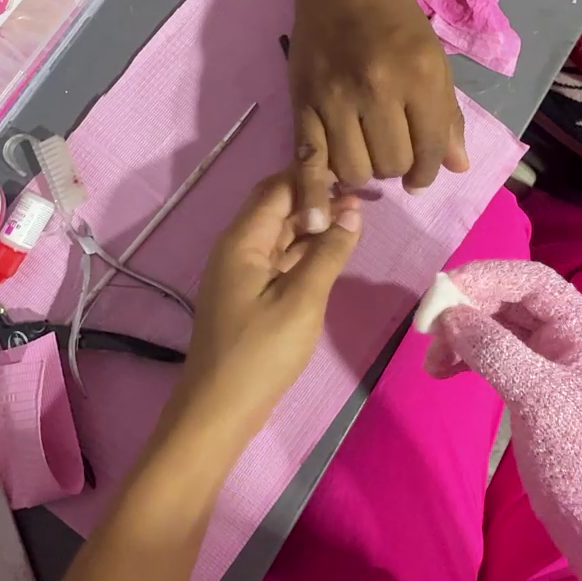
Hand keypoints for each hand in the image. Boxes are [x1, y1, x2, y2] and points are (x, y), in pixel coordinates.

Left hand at [175, 174, 363, 437]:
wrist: (220, 408)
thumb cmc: (261, 352)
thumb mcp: (302, 300)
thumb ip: (329, 253)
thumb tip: (353, 210)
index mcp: (242, 240)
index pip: (278, 188)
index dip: (315, 177)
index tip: (354, 172)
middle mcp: (237, 247)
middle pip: (277, 206)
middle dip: (316, 198)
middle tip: (361, 194)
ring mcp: (242, 271)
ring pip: (280, 232)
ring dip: (314, 224)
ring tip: (356, 218)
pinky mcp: (250, 293)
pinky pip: (280, 258)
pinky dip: (306, 250)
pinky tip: (334, 250)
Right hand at [289, 0, 468, 232]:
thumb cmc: (395, 16)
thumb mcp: (433, 58)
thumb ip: (447, 113)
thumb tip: (455, 167)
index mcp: (419, 75)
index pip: (431, 147)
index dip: (429, 170)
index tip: (422, 172)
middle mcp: (378, 88)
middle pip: (392, 164)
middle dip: (397, 169)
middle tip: (391, 154)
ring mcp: (336, 98)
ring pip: (355, 170)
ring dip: (364, 173)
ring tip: (364, 156)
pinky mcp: (302, 104)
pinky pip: (309, 161)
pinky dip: (313, 195)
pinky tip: (317, 219)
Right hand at [429, 261, 581, 580]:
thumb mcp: (539, 401)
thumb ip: (494, 351)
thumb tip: (449, 314)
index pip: (533, 281)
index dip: (485, 276)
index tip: (440, 290)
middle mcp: (574, 339)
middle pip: (513, 302)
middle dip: (468, 310)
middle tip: (428, 330)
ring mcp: (556, 365)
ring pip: (501, 329)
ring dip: (464, 336)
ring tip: (432, 363)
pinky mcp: (539, 390)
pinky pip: (498, 356)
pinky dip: (470, 359)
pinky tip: (445, 372)